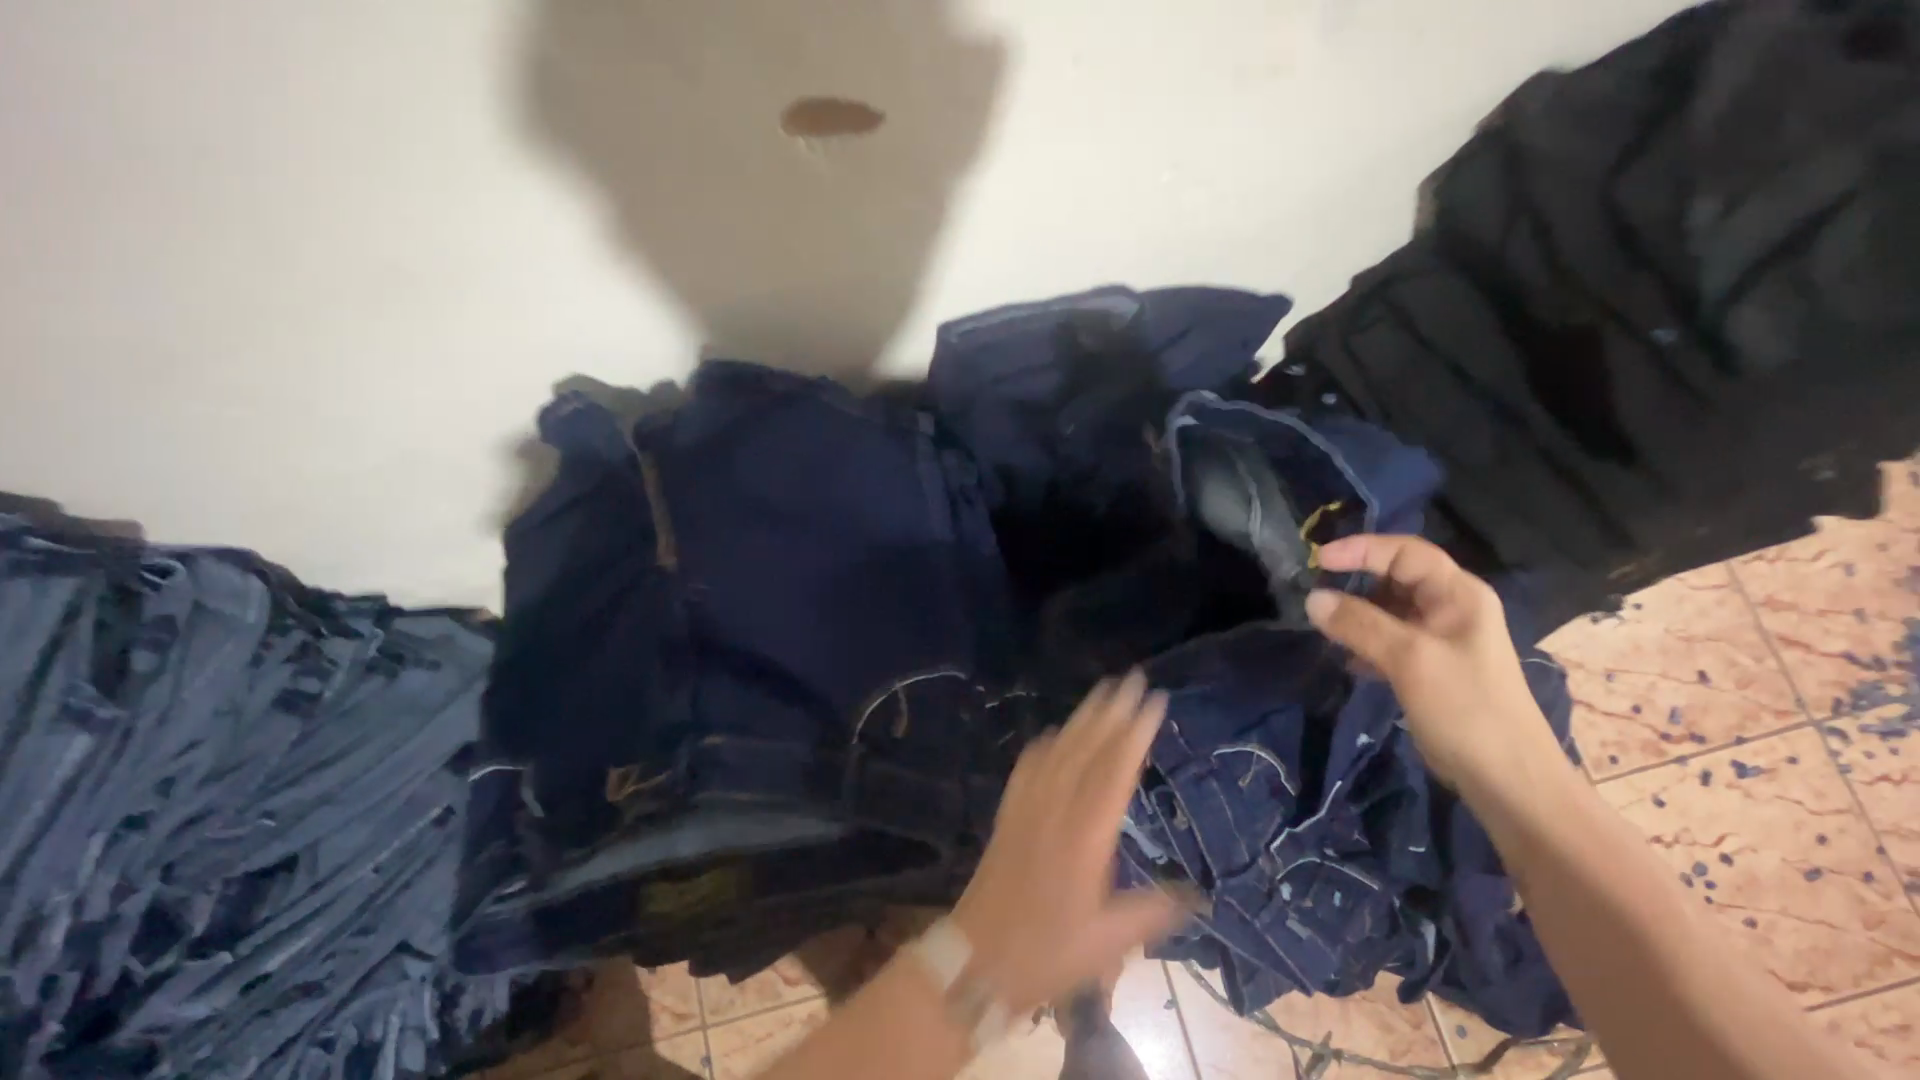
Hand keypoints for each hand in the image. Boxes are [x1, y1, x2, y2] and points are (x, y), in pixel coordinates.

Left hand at [950, 672, 1193, 1014]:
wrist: (976, 961)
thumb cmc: (1047, 953)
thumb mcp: (1110, 941)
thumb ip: (1154, 911)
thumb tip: (1197, 895)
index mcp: (1085, 836)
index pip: (1114, 772)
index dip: (1134, 734)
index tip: (1154, 702)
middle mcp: (1055, 812)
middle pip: (1085, 750)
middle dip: (1110, 712)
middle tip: (1133, 679)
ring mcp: (1026, 811)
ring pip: (1057, 753)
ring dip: (1080, 720)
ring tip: (1102, 692)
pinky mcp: (1007, 817)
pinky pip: (1027, 770)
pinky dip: (1043, 747)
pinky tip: (1051, 734)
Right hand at [1304, 534, 1565, 789]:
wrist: (1507, 779)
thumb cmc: (1465, 708)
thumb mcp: (1409, 659)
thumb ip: (1359, 624)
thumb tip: (1312, 599)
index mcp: (1459, 595)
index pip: (1406, 552)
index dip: (1362, 549)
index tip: (1318, 560)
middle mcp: (1452, 609)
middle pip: (1396, 578)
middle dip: (1355, 581)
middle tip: (1314, 592)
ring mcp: (1441, 640)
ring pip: (1390, 611)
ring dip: (1357, 614)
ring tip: (1323, 625)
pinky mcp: (1430, 669)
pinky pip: (1390, 641)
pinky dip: (1365, 643)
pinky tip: (1346, 659)